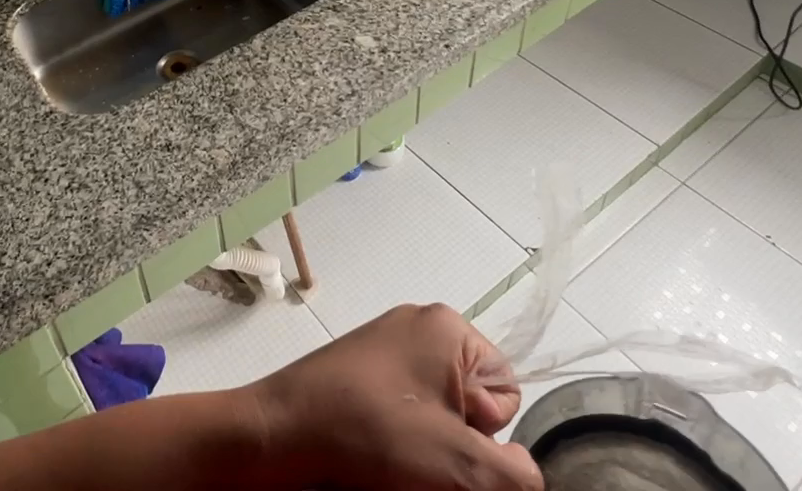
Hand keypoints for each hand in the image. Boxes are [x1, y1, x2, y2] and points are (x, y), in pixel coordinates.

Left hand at [247, 303, 543, 490]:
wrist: (279, 437)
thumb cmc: (372, 437)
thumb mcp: (462, 465)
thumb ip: (517, 474)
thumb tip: (522, 471)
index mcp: (446, 328)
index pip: (507, 390)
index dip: (486, 430)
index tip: (445, 436)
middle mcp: (416, 328)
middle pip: (470, 406)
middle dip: (457, 446)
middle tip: (419, 459)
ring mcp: (382, 350)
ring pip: (436, 419)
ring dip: (429, 454)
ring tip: (395, 465)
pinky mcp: (356, 375)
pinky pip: (401, 416)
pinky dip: (398, 446)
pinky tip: (376, 462)